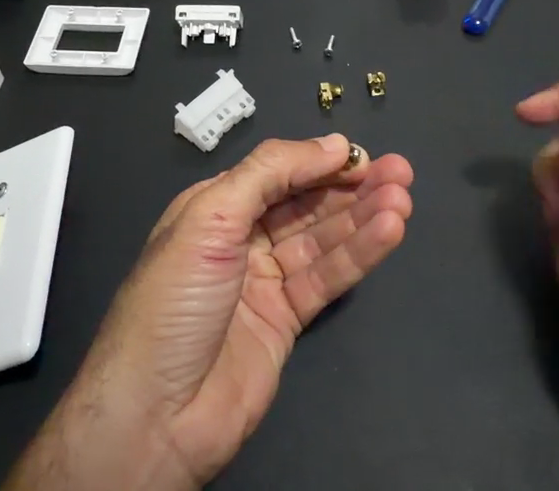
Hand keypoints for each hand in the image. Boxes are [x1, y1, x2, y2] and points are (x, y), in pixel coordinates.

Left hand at [6, 134, 414, 490]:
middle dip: (351, 186)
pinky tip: (388, 232)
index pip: (277, 172)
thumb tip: (330, 144)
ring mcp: (265, 281)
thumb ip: (270, 173)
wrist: (155, 414)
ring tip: (403, 200)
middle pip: (306, 203)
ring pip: (323, 238)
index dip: (319, 161)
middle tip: (401, 172)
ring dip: (364, 217)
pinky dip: (359, 254)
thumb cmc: (172, 302)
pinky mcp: (287, 320)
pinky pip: (328, 278)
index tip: (362, 155)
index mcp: (214, 207)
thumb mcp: (209, 218)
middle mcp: (241, 238)